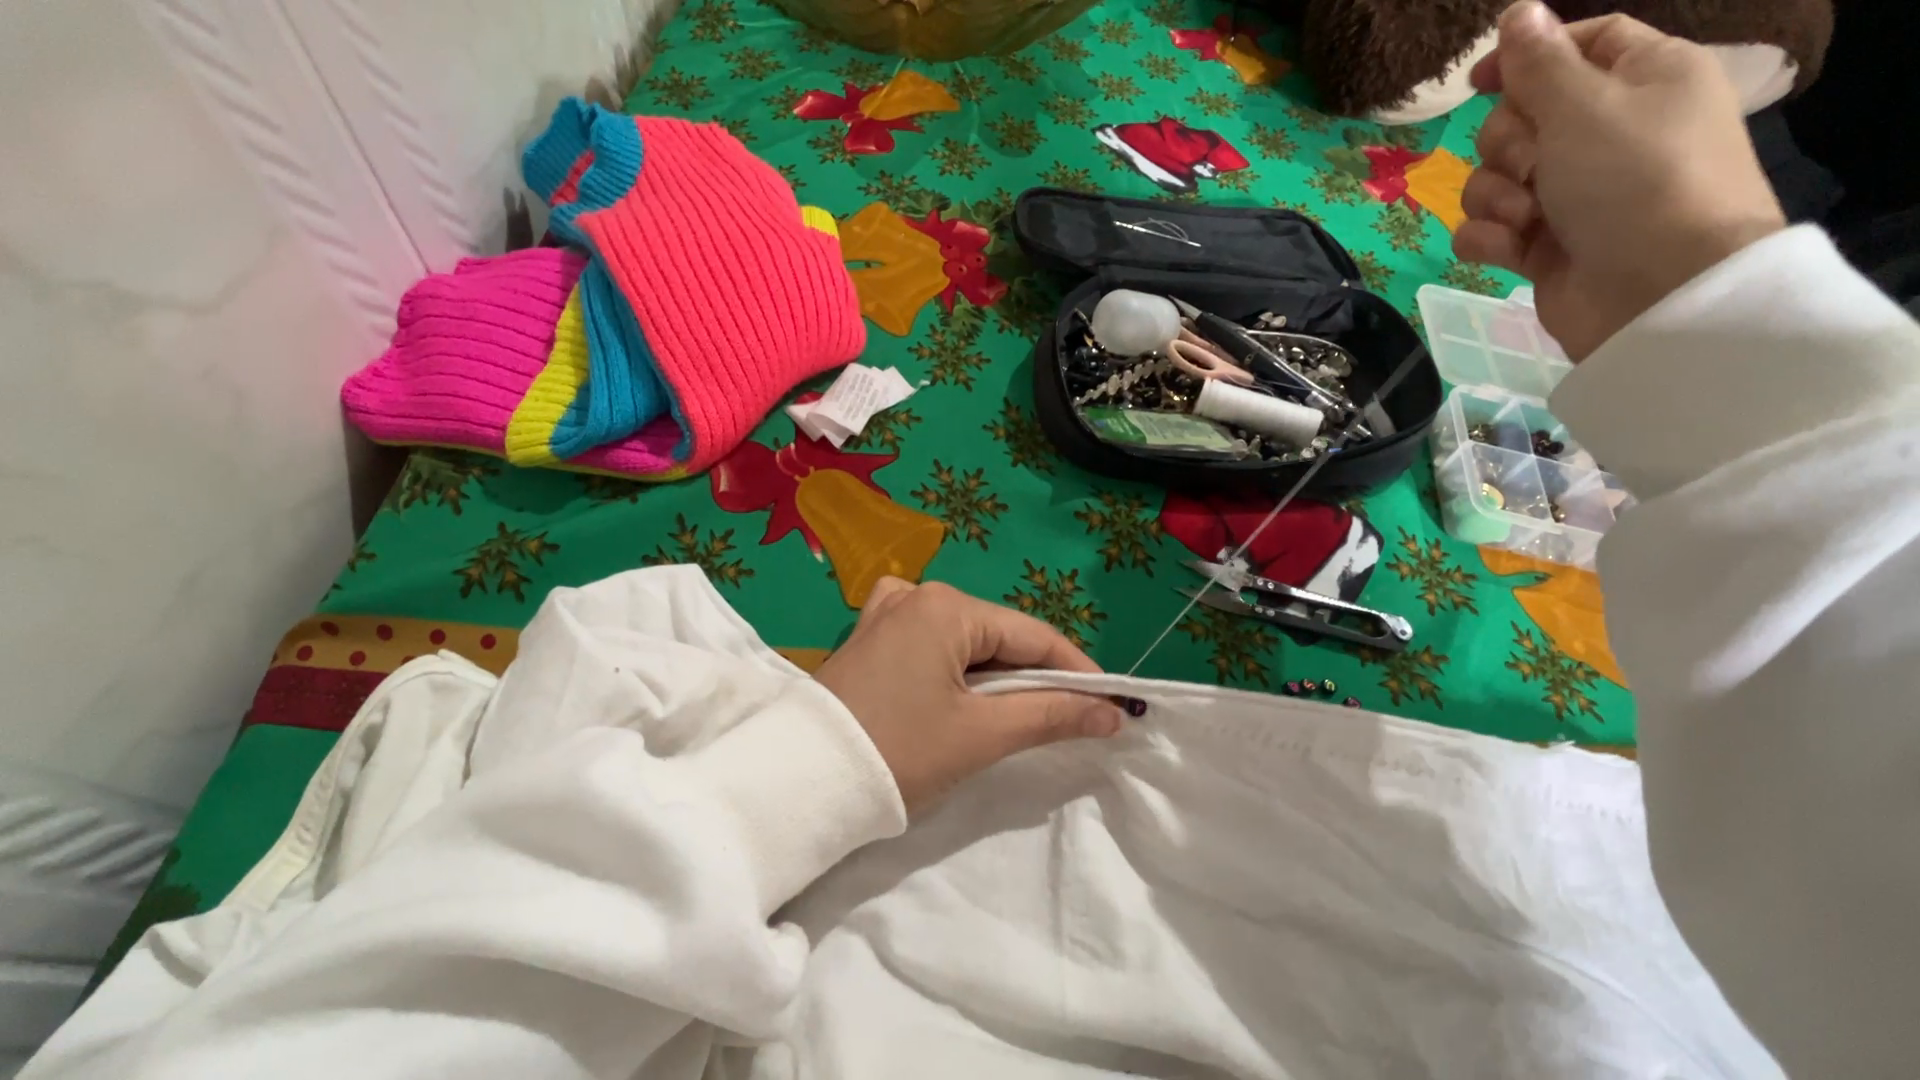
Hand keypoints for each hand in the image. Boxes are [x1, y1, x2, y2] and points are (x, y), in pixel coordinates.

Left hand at [814, 577, 1123, 814]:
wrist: (803, 780)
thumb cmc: (898, 751)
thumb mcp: (981, 734)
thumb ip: (1050, 715)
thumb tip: (1111, 713)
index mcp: (946, 606)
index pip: (1033, 635)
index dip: (1076, 672)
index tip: (1111, 706)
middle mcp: (916, 595)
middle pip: (998, 636)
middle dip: (1033, 677)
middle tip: (1065, 721)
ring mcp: (886, 613)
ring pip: (965, 641)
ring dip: (994, 677)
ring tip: (1012, 717)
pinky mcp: (868, 639)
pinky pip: (928, 642)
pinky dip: (953, 667)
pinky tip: (955, 690)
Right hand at [1455, 2, 1786, 359]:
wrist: (1657, 291)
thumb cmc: (1634, 180)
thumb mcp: (1585, 105)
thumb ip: (1540, 62)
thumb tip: (1517, 11)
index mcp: (1640, 80)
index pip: (1581, 45)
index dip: (1529, 56)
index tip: (1480, 81)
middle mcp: (1606, 133)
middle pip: (1523, 117)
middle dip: (1508, 144)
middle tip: (1533, 164)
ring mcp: (1572, 194)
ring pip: (1495, 178)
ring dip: (1495, 197)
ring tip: (1527, 218)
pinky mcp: (1543, 245)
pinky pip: (1489, 229)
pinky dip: (1491, 238)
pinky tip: (1511, 249)